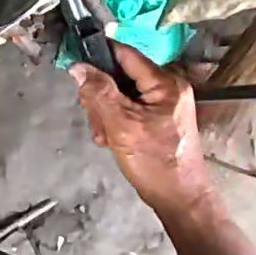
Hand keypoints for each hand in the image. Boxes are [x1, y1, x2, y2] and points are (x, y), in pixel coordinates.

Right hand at [70, 42, 215, 218]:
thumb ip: (99, 93)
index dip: (98, 56)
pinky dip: (114, 121)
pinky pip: (127, 108)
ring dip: (105, 113)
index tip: (75, 66)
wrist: (180, 200)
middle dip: (100, 97)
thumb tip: (78, 67)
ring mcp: (163, 103)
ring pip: (119, 93)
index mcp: (165, 83)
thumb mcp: (122, 125)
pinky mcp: (157, 117)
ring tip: (106, 136)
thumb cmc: (155, 163)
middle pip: (119, 75)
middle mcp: (167, 87)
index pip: (124, 54)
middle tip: (98, 121)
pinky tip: (111, 139)